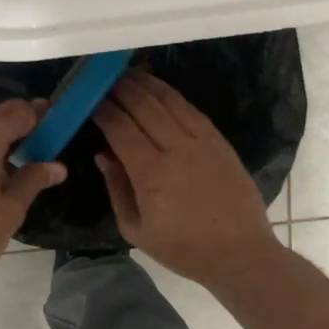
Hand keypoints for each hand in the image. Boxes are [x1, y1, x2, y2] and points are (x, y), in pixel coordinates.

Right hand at [92, 71, 284, 289]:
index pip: (120, 128)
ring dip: (146, 84)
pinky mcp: (219, 142)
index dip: (102, 110)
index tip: (88, 101)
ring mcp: (201, 142)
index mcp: (150, 173)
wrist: (240, 254)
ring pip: (169, 101)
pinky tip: (159, 90)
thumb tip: (103, 154)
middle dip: (120, 89)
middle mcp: (176, 149)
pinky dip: (172, 96)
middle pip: (143, 106)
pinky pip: (191, 110)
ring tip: (128, 74)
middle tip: (103, 80)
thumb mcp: (136, 230)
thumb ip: (117, 188)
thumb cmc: (183, 249)